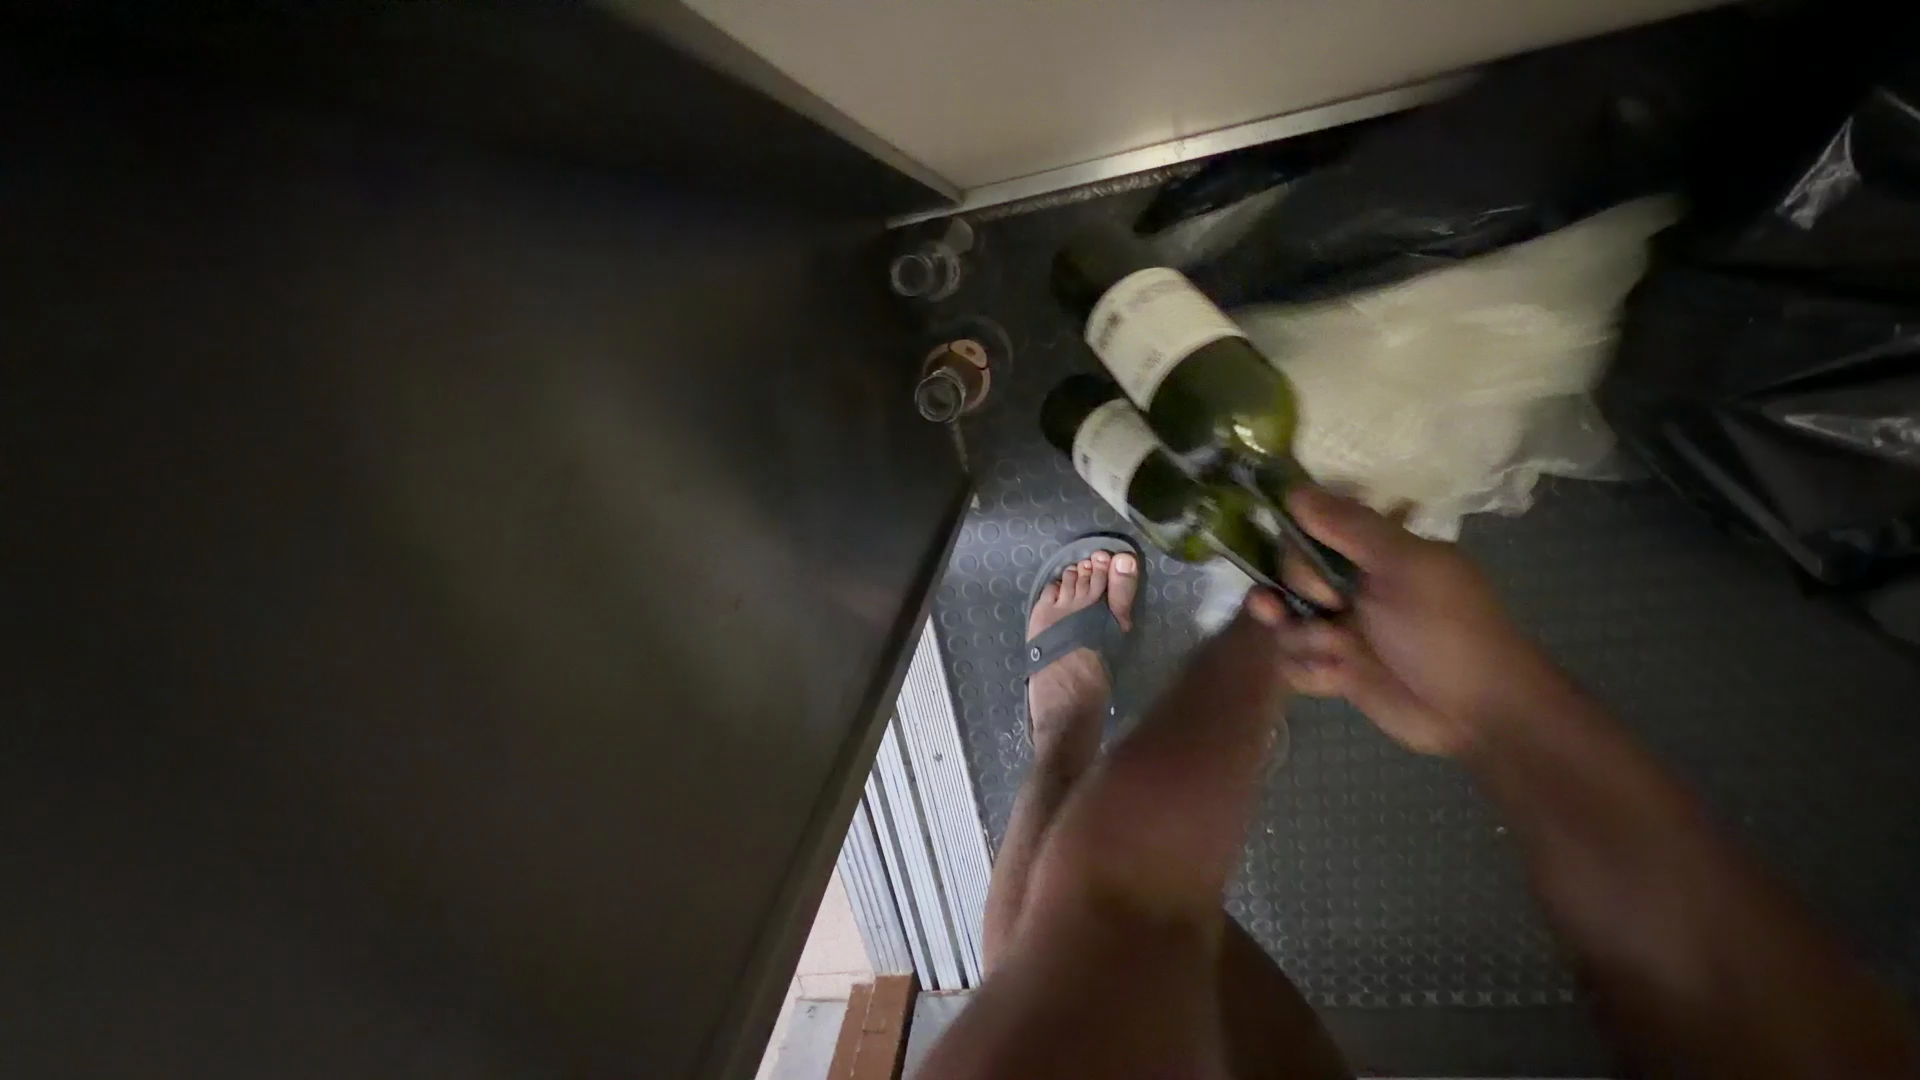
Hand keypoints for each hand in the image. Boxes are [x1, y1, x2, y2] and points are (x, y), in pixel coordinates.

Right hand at [1274, 487, 1561, 756]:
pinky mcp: (1334, 671)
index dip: (1298, 554)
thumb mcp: (1405, 567)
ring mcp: (1340, 631)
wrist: (1476, 712)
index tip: (1315, 570)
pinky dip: (1308, 671)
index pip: (1307, 536)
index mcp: (1372, 555)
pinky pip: (1291, 663)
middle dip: (1296, 598)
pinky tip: (1335, 678)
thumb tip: (1294, 489)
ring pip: (1282, 623)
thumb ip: (1349, 526)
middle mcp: (1350, 588)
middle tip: (1334, 614)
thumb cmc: (1447, 630)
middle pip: (1286, 579)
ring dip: (1302, 639)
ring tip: (1334, 653)